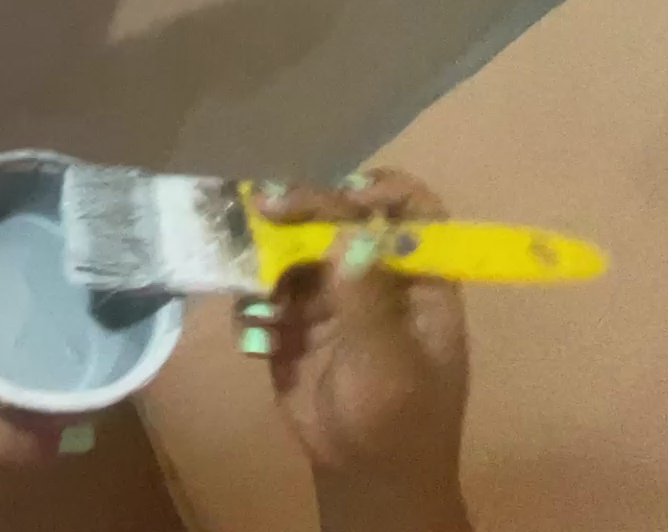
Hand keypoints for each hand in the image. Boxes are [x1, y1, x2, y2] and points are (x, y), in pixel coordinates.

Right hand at [236, 169, 471, 529]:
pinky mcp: (290, 313)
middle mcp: (371, 275)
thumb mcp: (389, 365)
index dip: (382, 191)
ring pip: (292, 243)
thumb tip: (349, 233)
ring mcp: (328, 292)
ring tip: (251, 281)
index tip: (342, 195)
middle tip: (262, 207)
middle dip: (301, 207)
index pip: (413, 212)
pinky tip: (257, 332)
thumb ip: (368, 301)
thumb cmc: (394, 422)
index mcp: (417, 282)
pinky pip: (262, 283)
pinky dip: (251, 298)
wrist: (360, 476)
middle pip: (337, 216)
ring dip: (264, 251)